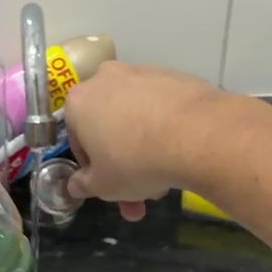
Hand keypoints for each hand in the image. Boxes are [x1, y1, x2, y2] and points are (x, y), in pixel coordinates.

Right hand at [62, 62, 225, 221]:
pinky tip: (180, 156)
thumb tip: (75, 185)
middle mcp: (106, 79)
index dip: (92, 168)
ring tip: (164, 182)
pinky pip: (162, 109)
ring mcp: (142, 73)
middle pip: (109, 128)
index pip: (77, 139)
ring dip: (145, 150)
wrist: (196, 135)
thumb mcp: (103, 186)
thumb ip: (84, 185)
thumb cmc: (135, 162)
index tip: (108, 185)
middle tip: (139, 197)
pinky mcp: (174, 76)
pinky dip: (166, 130)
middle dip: (123, 166)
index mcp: (79, 102)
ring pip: (137, 119)